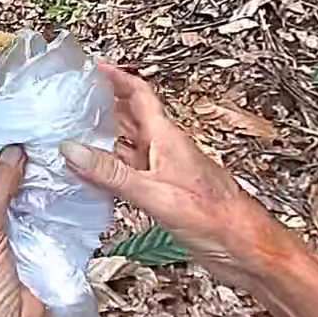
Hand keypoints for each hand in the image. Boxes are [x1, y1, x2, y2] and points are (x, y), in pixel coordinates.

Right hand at [60, 66, 317, 316]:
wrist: (245, 248)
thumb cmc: (213, 217)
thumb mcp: (155, 193)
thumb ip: (112, 173)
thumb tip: (72, 150)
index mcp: (166, 138)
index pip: (140, 95)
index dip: (118, 78)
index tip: (95, 68)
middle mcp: (164, 149)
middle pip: (131, 117)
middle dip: (105, 104)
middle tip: (76, 98)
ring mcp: (165, 171)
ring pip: (129, 145)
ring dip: (105, 137)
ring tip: (75, 132)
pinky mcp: (164, 193)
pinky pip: (131, 171)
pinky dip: (111, 168)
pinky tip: (95, 176)